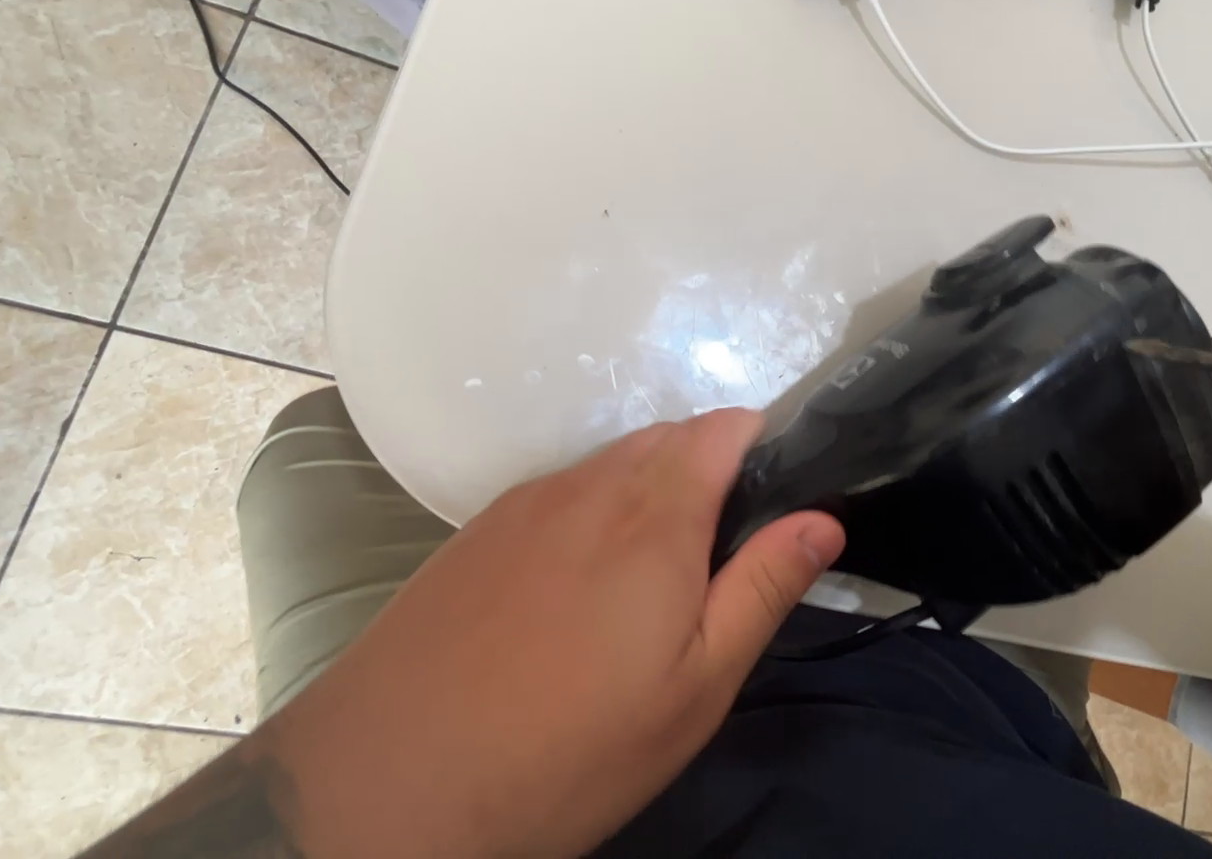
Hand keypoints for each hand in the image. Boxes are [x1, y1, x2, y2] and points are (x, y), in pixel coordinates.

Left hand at [268, 409, 845, 857]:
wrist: (388, 785)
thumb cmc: (570, 745)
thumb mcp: (696, 684)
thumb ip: (764, 587)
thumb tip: (823, 519)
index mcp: (656, 511)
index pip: (722, 426)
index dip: (761, 445)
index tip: (773, 501)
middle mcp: (591, 484)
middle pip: (671, 439)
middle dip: (711, 472)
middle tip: (719, 560)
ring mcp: (528, 500)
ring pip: (615, 463)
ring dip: (652, 492)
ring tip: (650, 583)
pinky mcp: (482, 528)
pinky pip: (565, 491)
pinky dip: (597, 512)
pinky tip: (578, 591)